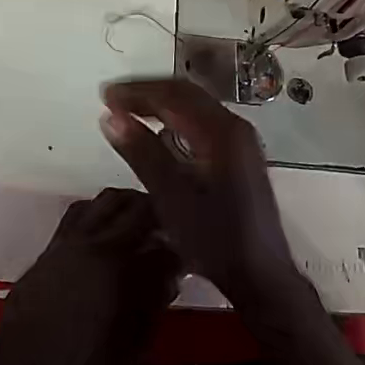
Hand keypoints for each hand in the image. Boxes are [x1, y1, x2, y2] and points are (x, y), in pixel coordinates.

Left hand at [0, 188, 179, 364]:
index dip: (177, 257)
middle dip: (159, 217)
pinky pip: (77, 216)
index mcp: (117, 266)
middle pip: (134, 208)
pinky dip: (97, 215)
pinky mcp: (49, 249)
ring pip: (103, 202)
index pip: (162, 249)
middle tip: (168, 233)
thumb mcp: (132, 344)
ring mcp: (67, 242)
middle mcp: (92, 244)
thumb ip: (153, 304)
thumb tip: (165, 279)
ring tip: (137, 223)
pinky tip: (103, 235)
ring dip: (126, 207)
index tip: (180, 266)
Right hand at [99, 78, 298, 298]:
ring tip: (128, 111)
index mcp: (222, 133)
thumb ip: (142, 154)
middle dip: (147, 93)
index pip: (173, 95)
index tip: (105, 96)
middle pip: (186, 94)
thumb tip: (111, 118)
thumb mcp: (172, 198)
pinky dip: (176, 120)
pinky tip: (158, 133)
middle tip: (112, 99)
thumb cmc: (216, 239)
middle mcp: (235, 129)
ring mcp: (241, 142)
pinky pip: (203, 123)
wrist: (259, 273)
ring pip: (196, 107)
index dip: (136, 92)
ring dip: (161, 104)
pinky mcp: (240, 157)